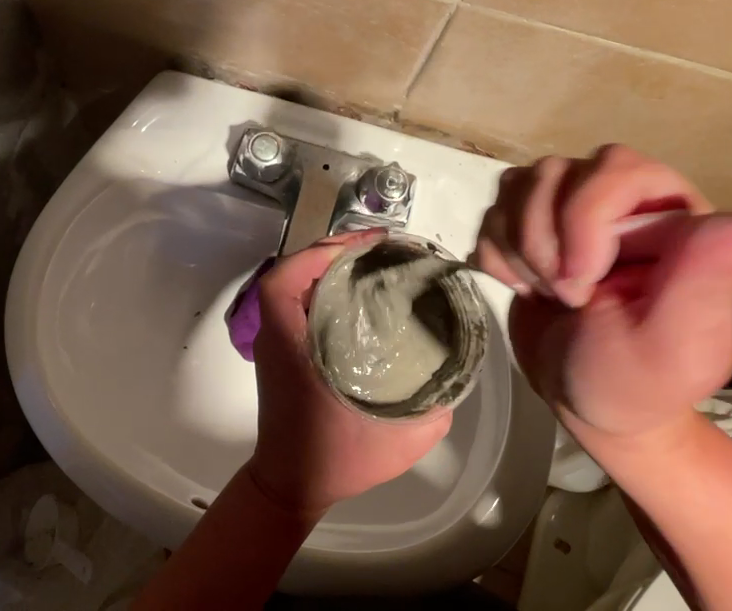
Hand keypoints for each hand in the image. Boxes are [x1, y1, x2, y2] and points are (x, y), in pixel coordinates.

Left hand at [243, 230, 452, 516]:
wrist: (292, 485)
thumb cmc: (336, 460)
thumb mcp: (395, 440)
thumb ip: (431, 409)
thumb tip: (455, 372)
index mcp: (290, 344)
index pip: (287, 280)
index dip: (320, 253)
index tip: (364, 246)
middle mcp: (277, 334)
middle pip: (294, 273)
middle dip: (332, 252)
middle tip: (377, 247)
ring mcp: (277, 340)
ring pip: (296, 285)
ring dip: (328, 267)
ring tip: (371, 261)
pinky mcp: (284, 348)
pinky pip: (299, 303)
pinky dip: (322, 287)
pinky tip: (356, 293)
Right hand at [473, 146, 731, 438]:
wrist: (586, 405)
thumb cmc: (640, 383)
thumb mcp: (680, 340)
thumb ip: (711, 274)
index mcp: (671, 214)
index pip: (615, 168)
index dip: (583, 220)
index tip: (581, 287)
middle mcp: (619, 199)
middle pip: (554, 172)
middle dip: (545, 241)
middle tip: (567, 297)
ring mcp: (566, 208)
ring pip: (516, 187)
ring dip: (520, 252)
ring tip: (551, 296)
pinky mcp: (525, 226)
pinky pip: (489, 214)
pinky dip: (498, 259)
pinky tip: (527, 290)